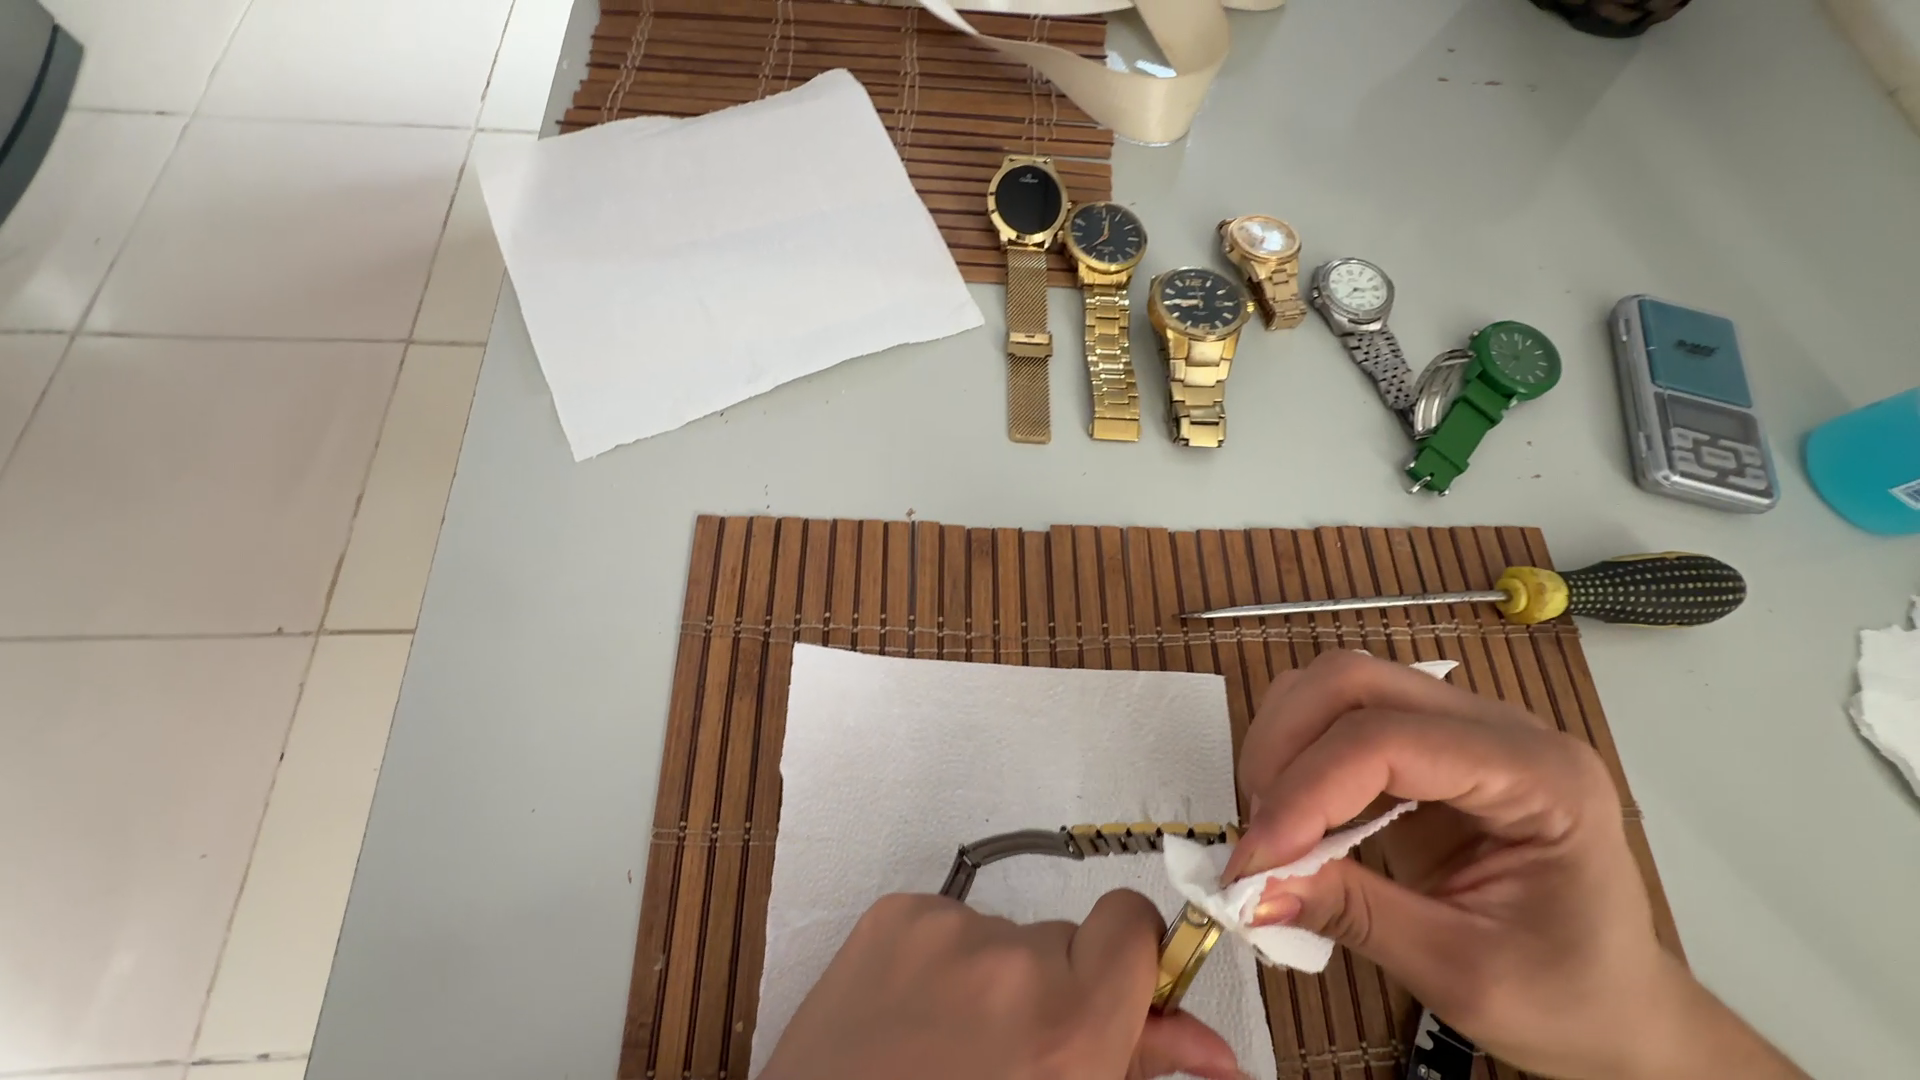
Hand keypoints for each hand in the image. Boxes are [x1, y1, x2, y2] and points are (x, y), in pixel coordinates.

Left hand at [759, 890, 1242, 1079]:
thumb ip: (1143, 1066)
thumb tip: (1212, 1050)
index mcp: (1066, 1025)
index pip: (1134, 921)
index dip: (1130, 955)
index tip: (1112, 987)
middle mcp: (1006, 962)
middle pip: (1065, 938)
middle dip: (1054, 986)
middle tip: (1014, 1048)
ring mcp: (941, 929)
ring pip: (1005, 934)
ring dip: (996, 977)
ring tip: (952, 1041)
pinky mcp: (892, 915)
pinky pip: (949, 922)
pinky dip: (945, 961)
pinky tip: (916, 1018)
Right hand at [1228, 652, 1805, 1079]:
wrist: (1616, 1008)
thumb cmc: (1566, 1001)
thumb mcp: (1460, 974)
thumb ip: (1352, 913)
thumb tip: (1249, 885)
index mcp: (1540, 777)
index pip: (1389, 741)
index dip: (1307, 789)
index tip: (1255, 858)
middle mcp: (1499, 726)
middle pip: (1353, 681)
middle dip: (1282, 746)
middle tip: (1255, 829)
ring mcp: (1461, 724)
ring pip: (1337, 684)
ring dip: (1282, 742)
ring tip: (1271, 821)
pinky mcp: (1425, 740)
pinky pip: (1338, 715)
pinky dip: (1295, 753)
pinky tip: (1294, 811)